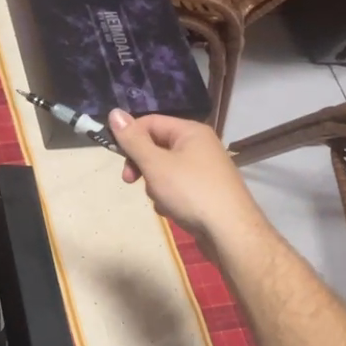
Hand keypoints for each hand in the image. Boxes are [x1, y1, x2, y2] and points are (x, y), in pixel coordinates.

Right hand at [110, 110, 260, 239]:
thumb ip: (133, 140)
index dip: (131, 137)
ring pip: (165, 169)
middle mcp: (200, 145)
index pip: (150, 122)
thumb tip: (114, 113)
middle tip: (130, 181)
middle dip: (142, 165)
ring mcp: (205, 169)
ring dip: (155, 184)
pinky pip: (177, 186)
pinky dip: (169, 197)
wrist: (230, 232)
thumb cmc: (191, 192)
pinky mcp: (206, 191)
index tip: (118, 159)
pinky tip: (172, 210)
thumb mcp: (155, 164)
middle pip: (157, 146)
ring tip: (161, 200)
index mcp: (191, 131)